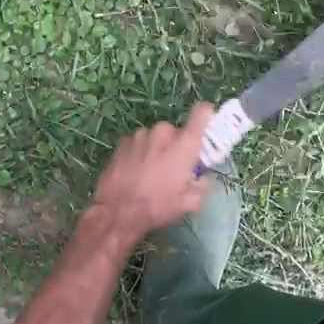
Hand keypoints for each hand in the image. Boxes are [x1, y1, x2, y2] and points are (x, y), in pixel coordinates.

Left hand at [87, 103, 214, 240]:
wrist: (117, 211)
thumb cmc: (157, 206)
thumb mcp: (189, 203)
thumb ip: (202, 185)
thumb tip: (201, 178)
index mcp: (184, 144)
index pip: (202, 113)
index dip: (206, 116)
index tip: (206, 126)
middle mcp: (163, 132)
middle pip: (177, 132)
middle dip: (178, 146)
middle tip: (174, 168)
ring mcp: (140, 135)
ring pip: (157, 138)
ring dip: (158, 149)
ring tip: (151, 173)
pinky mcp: (123, 141)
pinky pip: (140, 143)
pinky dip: (141, 153)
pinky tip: (136, 172)